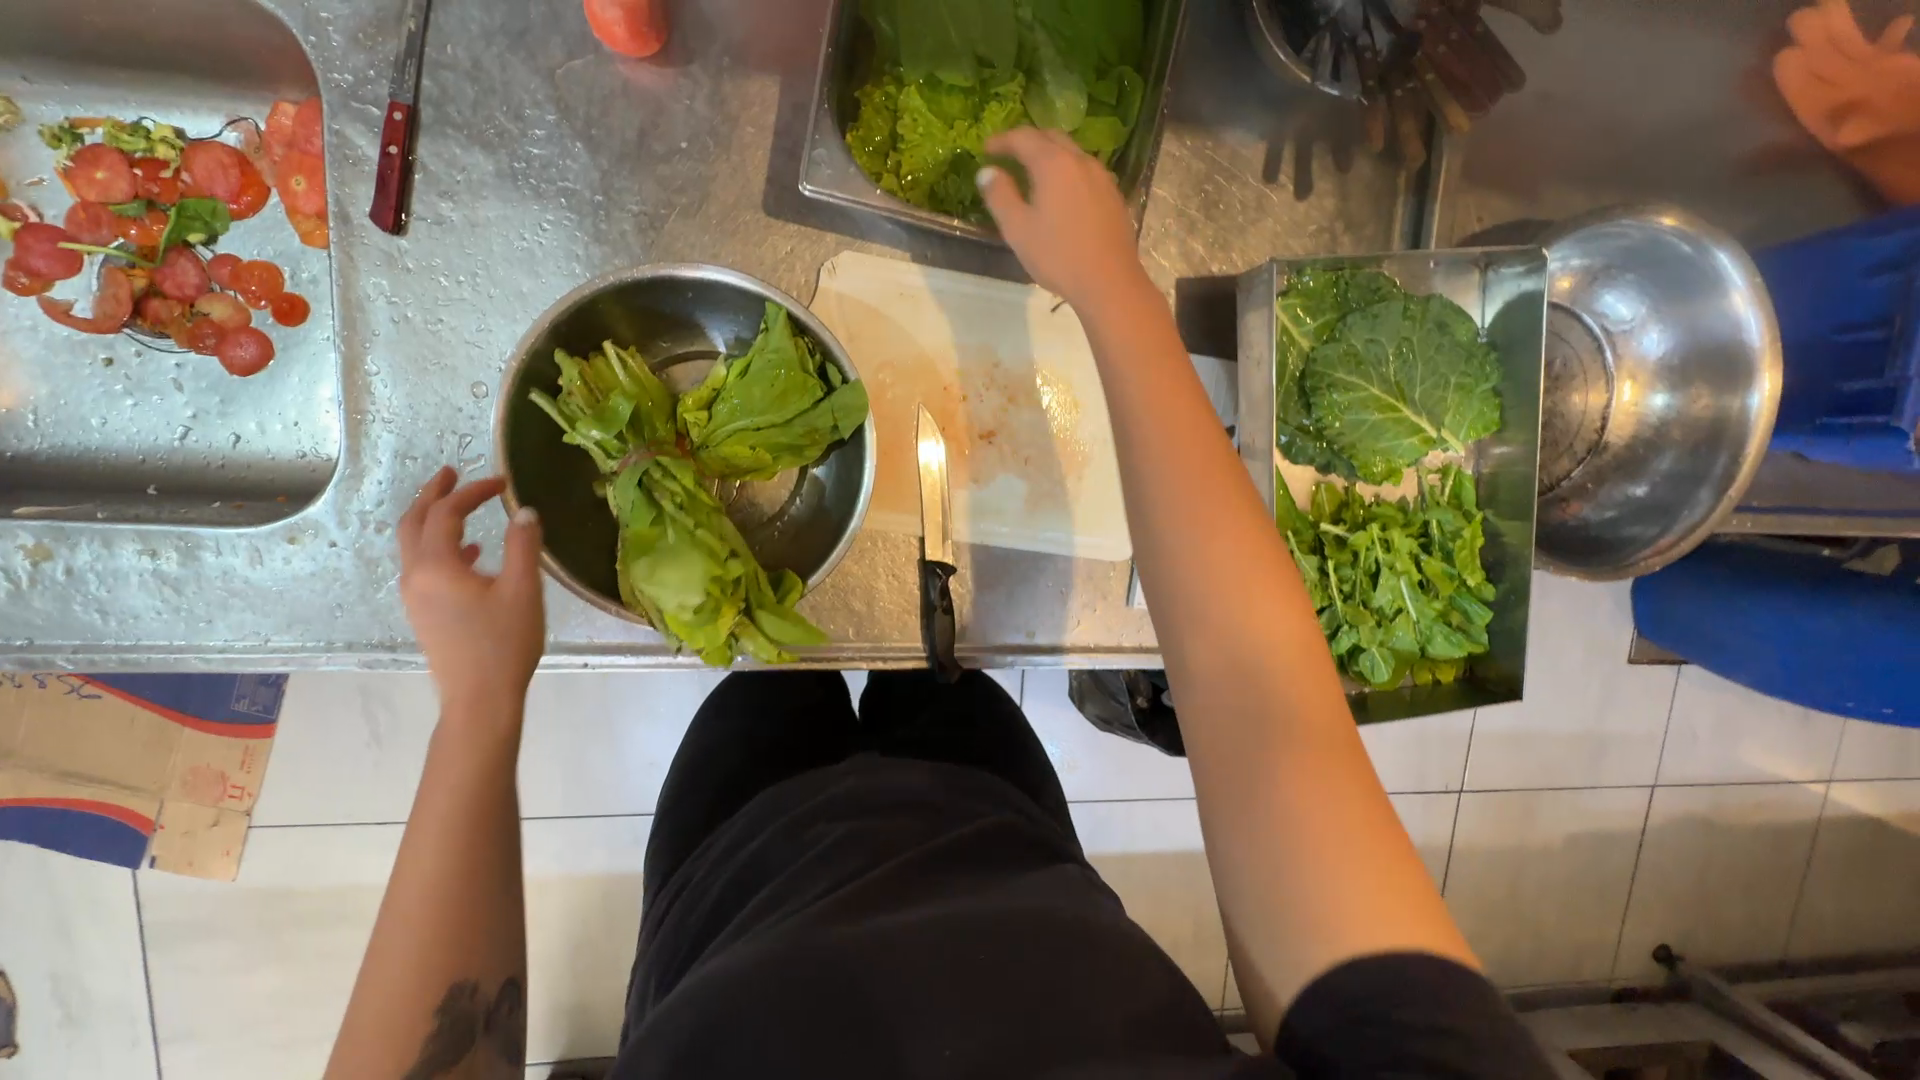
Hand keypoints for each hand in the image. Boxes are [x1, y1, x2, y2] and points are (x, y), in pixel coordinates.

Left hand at [398, 467, 545, 720]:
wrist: (480, 698)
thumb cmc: (504, 643)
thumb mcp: (522, 590)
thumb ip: (522, 545)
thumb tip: (525, 511)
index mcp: (436, 566)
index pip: (447, 514)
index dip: (472, 492)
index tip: (503, 482)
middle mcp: (416, 576)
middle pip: (414, 523)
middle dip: (433, 495)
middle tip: (451, 473)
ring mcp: (416, 596)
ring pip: (415, 545)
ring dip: (434, 519)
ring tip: (458, 506)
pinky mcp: (425, 612)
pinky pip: (425, 566)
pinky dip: (442, 547)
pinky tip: (472, 554)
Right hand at [978, 128, 1154, 310]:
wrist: (1109, 282)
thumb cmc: (1058, 256)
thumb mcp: (1018, 229)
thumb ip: (999, 196)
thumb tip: (987, 172)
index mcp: (1054, 164)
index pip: (1024, 138)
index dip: (1002, 140)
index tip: (986, 149)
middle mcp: (1081, 161)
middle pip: (1051, 138)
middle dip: (1028, 141)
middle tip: (1009, 155)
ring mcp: (1102, 177)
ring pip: (1072, 153)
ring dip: (1050, 156)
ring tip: (1034, 174)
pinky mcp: (1113, 196)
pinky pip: (1085, 172)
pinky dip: (1067, 172)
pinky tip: (1062, 194)